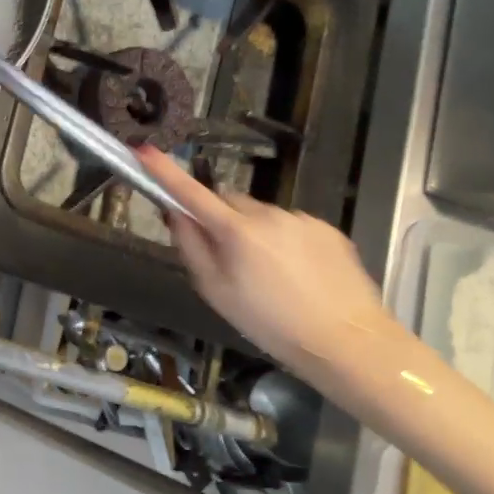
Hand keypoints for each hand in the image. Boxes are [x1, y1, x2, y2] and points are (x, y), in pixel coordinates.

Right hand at [138, 146, 388, 365]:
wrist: (348, 342)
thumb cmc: (269, 323)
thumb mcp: (215, 291)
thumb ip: (191, 247)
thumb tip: (176, 214)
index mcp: (236, 231)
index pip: (191, 193)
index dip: (165, 171)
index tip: (144, 151)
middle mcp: (269, 215)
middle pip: (229, 202)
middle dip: (221, 219)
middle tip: (226, 257)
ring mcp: (302, 220)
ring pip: (261, 216)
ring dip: (255, 233)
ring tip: (269, 275)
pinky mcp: (329, 230)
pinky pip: (291, 226)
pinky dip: (285, 242)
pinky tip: (296, 274)